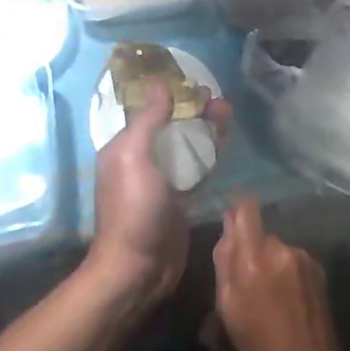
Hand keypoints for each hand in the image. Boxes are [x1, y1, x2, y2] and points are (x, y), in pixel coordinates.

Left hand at [89, 77, 229, 302]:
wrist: (139, 269)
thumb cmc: (132, 209)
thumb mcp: (134, 157)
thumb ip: (148, 121)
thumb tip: (159, 82)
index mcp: (123, 145)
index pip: (147, 110)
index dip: (169, 95)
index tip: (192, 81)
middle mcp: (141, 158)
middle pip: (170, 126)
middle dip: (192, 110)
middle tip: (217, 97)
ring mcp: (162, 180)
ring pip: (186, 146)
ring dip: (204, 129)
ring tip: (226, 110)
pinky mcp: (181, 200)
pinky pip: (196, 169)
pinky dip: (209, 154)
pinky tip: (224, 141)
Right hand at [213, 199, 349, 350]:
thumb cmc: (257, 347)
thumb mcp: (226, 305)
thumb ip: (224, 259)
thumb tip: (228, 226)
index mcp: (254, 259)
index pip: (246, 208)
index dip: (237, 213)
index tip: (230, 227)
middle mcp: (282, 251)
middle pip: (261, 231)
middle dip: (252, 247)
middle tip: (248, 278)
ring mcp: (306, 261)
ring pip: (278, 247)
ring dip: (271, 261)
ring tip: (271, 294)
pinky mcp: (321, 273)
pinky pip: (294, 260)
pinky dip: (287, 272)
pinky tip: (289, 300)